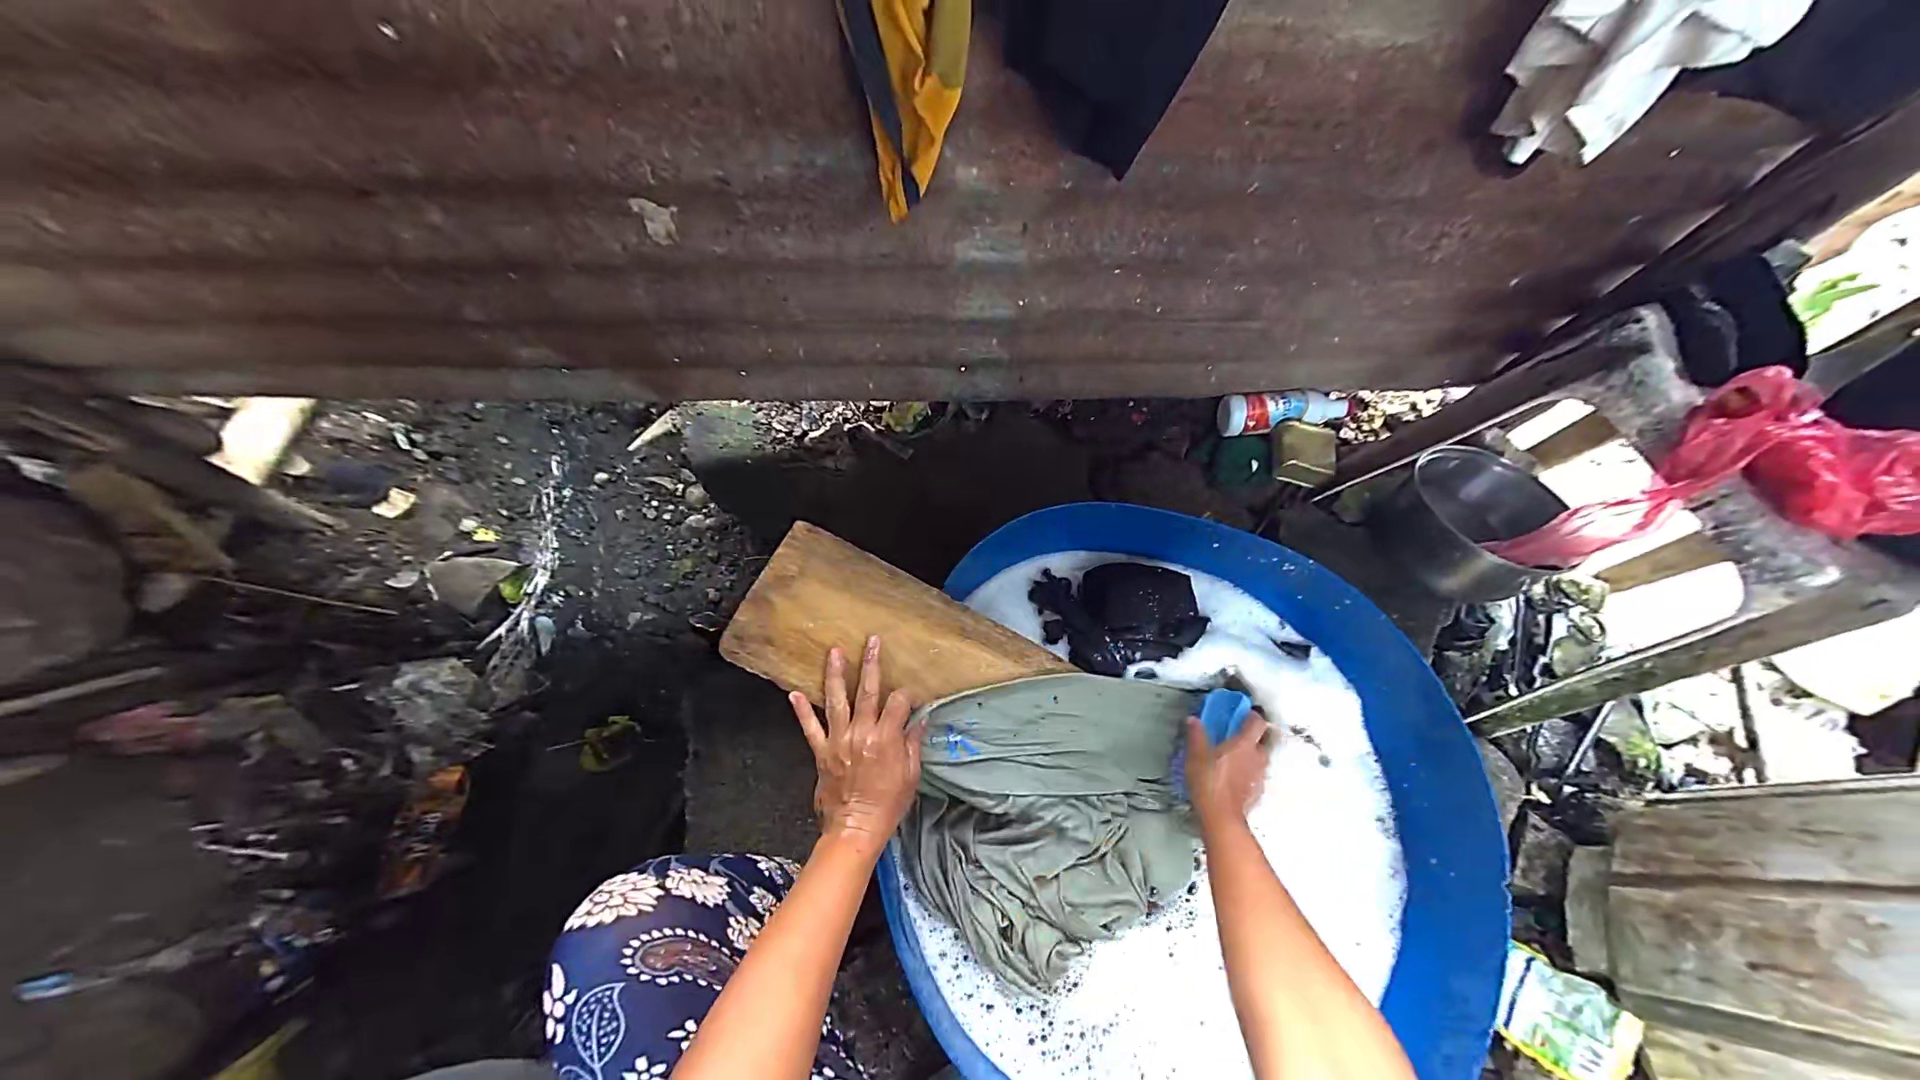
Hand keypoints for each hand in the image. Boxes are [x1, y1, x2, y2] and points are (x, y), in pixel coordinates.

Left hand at [789, 636, 923, 854]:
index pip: (899, 702)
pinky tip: (795, 693)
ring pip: (837, 700)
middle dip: (871, 664)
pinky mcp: (821, 752)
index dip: (907, 695)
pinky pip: (810, 727)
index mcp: (886, 738)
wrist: (855, 828)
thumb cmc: (889, 804)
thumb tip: (921, 720)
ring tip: (834, 652)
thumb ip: (913, 744)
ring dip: (835, 674)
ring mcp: (839, 740)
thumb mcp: (911, 775)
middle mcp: (861, 733)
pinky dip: (802, 711)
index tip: (911, 695)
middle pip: (867, 691)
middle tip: (872, 641)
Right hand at [1184, 711, 1272, 831]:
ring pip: (1260, 758)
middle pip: (1262, 740)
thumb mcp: (1195, 755)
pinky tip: (1233, 776)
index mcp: (1244, 744)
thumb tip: (1194, 720)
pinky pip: (1255, 774)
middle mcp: (1257, 757)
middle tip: (1234, 737)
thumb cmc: (1209, 782)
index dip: (1250, 716)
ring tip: (1232, 757)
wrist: (1221, 817)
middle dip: (1251, 736)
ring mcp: (1259, 775)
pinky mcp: (1257, 791)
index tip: (1240, 714)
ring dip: (1250, 755)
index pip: (1257, 722)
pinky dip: (1248, 772)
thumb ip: (1196, 735)